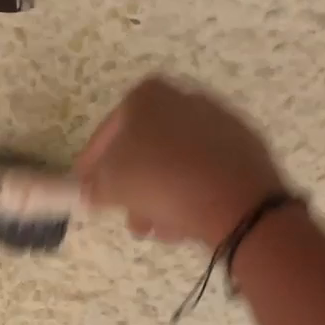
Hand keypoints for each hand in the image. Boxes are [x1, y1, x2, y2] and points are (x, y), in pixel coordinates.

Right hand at [76, 76, 287, 247]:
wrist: (233, 197)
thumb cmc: (160, 181)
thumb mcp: (111, 184)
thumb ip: (94, 184)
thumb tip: (89, 189)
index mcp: (148, 96)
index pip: (107, 130)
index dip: (92, 161)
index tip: (84, 186)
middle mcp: (184, 99)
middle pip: (143, 149)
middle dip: (130, 187)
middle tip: (122, 213)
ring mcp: (217, 122)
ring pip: (171, 166)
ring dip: (156, 199)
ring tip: (152, 228)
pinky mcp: (241, 149)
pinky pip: (199, 174)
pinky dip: (185, 196)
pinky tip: (179, 223)